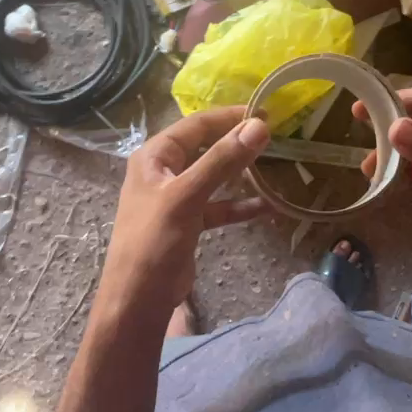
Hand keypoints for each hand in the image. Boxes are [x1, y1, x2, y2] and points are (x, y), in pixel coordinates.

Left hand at [97, 107, 270, 324]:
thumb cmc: (154, 241)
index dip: (228, 117)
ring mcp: (176, 198)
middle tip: (273, 135)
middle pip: (205, 148)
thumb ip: (222, 161)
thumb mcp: (187, 196)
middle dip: (236, 142)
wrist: (138, 299)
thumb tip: (259, 127)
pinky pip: (218, 207)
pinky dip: (239, 206)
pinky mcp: (187, 223)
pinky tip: (266, 206)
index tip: (263, 112)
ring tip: (273, 163)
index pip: (194, 125)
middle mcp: (163, 172)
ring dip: (240, 172)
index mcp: (154, 157)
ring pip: (213, 177)